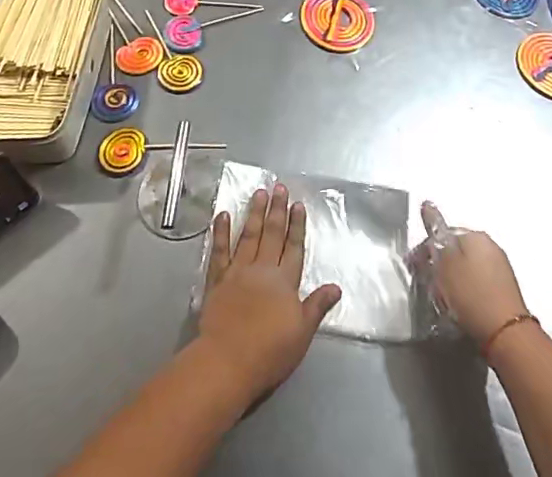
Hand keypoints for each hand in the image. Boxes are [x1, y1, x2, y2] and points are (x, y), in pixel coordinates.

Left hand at [196, 185, 341, 404]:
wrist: (225, 364)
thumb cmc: (269, 351)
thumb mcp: (302, 332)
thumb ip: (317, 306)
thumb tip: (336, 287)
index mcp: (285, 281)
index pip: (294, 247)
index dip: (297, 226)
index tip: (298, 205)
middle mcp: (262, 270)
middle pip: (272, 235)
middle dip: (277, 210)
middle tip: (279, 187)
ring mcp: (237, 274)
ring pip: (248, 237)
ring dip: (254, 214)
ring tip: (258, 193)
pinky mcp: (216, 284)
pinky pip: (218, 253)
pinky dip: (220, 233)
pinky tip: (222, 216)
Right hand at [416, 202, 529, 346]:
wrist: (505, 330)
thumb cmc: (470, 295)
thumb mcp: (444, 267)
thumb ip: (435, 241)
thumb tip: (428, 208)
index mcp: (474, 235)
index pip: (443, 231)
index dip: (424, 247)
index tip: (412, 263)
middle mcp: (489, 243)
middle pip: (455, 247)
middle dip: (437, 260)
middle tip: (423, 280)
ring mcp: (499, 263)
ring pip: (466, 262)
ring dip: (451, 273)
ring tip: (439, 293)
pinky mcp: (503, 284)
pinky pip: (477, 276)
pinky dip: (465, 284)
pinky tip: (458, 300)